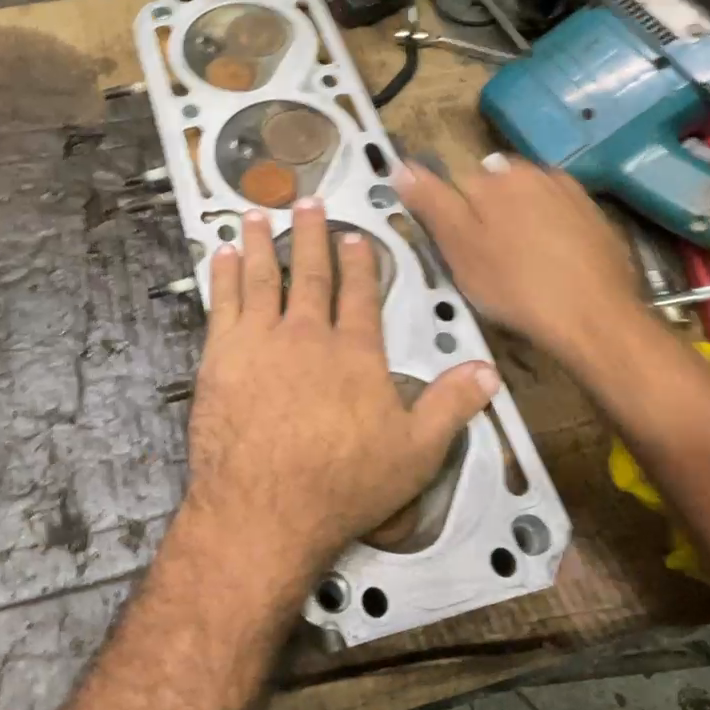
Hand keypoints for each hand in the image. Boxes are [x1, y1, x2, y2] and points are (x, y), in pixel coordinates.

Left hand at [183, 199, 500, 573]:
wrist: (265, 506)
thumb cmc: (343, 484)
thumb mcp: (415, 452)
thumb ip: (451, 406)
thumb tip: (488, 370)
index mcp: (355, 352)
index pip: (360, 295)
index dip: (359, 263)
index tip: (354, 237)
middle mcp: (308, 334)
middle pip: (309, 274)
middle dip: (309, 235)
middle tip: (307, 202)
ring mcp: (261, 340)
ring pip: (261, 277)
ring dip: (259, 243)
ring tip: (256, 212)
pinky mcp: (221, 355)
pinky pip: (223, 302)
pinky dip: (223, 275)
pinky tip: (222, 255)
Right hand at [395, 154, 651, 367]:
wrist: (596, 317)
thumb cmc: (516, 285)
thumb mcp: (458, 248)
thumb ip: (431, 202)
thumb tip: (401, 167)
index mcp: (493, 176)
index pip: (453, 182)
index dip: (449, 215)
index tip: (455, 247)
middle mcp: (531, 171)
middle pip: (491, 187)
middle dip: (484, 213)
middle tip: (485, 260)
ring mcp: (567, 191)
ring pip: (525, 199)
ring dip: (517, 219)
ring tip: (518, 263)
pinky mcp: (594, 215)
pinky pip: (556, 213)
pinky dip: (548, 229)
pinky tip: (550, 261)